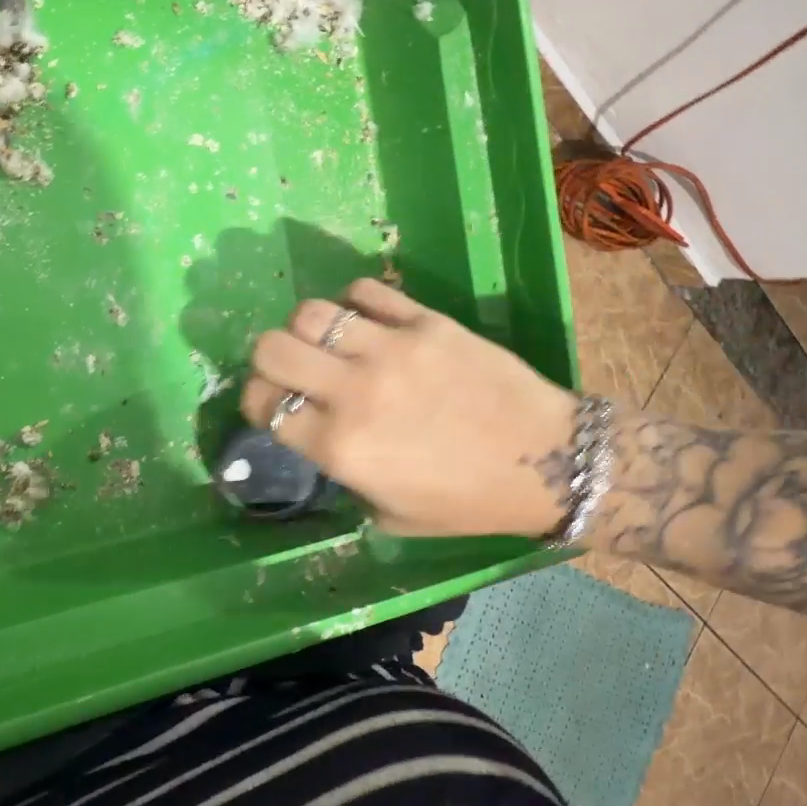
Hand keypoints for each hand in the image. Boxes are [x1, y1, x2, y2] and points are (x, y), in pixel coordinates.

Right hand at [240, 279, 582, 537]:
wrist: (548, 461)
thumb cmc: (467, 502)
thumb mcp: (389, 514)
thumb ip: (343, 476)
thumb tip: (319, 440)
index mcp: (342, 447)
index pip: (265, 406)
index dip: (258, 404)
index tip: (272, 405)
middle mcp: (354, 392)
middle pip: (272, 348)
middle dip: (268, 360)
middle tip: (291, 370)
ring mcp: (390, 350)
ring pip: (310, 312)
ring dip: (308, 328)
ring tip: (328, 342)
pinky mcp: (426, 322)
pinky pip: (366, 291)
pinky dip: (354, 303)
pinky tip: (366, 323)